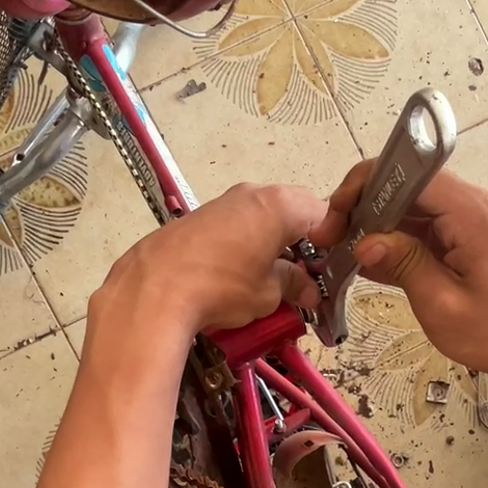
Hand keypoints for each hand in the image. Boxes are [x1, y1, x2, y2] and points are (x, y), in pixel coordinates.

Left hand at [92, 183, 326, 334]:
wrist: (156, 288)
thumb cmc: (223, 287)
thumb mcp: (269, 294)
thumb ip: (294, 286)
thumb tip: (309, 291)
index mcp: (280, 204)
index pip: (323, 214)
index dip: (331, 244)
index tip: (328, 272)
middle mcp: (253, 193)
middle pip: (292, 212)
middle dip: (302, 244)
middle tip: (303, 278)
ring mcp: (224, 202)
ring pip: (263, 219)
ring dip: (273, 246)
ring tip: (271, 282)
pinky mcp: (200, 217)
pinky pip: (238, 227)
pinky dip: (247, 247)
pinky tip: (241, 276)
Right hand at [312, 163, 487, 400]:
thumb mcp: (442, 305)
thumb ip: (403, 264)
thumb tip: (364, 241)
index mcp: (471, 213)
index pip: (407, 173)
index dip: (363, 187)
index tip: (334, 218)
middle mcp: (474, 205)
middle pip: (407, 186)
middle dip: (365, 207)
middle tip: (332, 240)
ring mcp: (473, 221)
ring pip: (413, 208)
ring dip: (378, 226)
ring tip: (344, 252)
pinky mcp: (470, 239)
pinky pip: (427, 229)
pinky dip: (398, 242)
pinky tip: (372, 263)